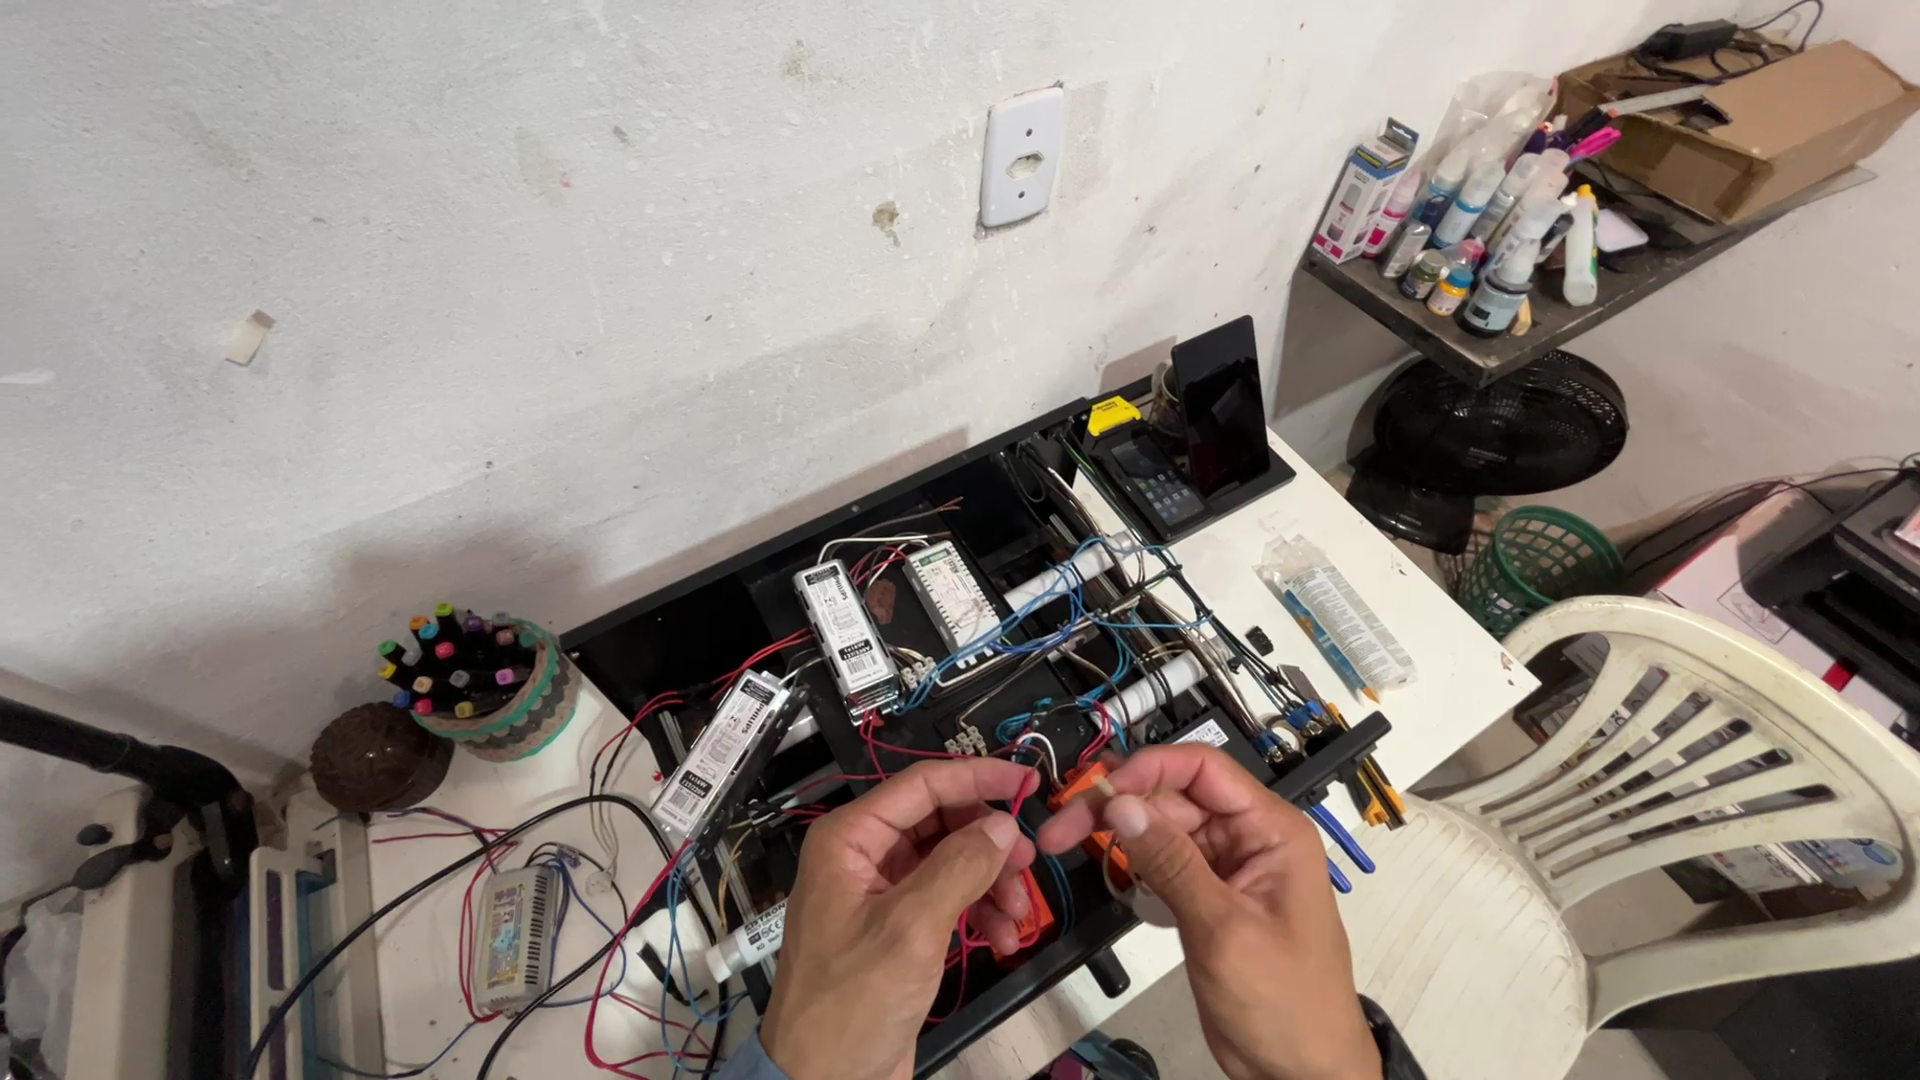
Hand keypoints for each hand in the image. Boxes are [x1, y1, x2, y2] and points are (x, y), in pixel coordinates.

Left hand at [760, 758, 1038, 1079]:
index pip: (922, 785)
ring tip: (1019, 914)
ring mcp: (882, 889)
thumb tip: (1003, 824)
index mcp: (850, 837)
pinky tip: (1003, 938)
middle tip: (1029, 862)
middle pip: (941, 820)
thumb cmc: (852, 1002)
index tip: (1027, 781)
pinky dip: (979, 909)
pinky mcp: (900, 924)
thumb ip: (959, 867)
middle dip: (987, 840)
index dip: (977, 777)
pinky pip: (948, 895)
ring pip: (950, 858)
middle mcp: (864, 853)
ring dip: (990, 880)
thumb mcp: (910, 929)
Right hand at [1037, 745, 1379, 1079]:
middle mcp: (1246, 835)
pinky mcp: (1203, 891)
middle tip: (1060, 827)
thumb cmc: (1283, 1003)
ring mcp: (1223, 863)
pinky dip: (1129, 860)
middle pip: (1170, 795)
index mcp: (1269, 828)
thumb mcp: (1223, 930)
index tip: (1101, 790)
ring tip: (1063, 840)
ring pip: (1158, 825)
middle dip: (1116, 804)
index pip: (1203, 768)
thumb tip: (1118, 803)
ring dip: (1113, 831)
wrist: (1303, 1078)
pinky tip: (1101, 865)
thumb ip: (1170, 862)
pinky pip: (1160, 857)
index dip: (1148, 769)